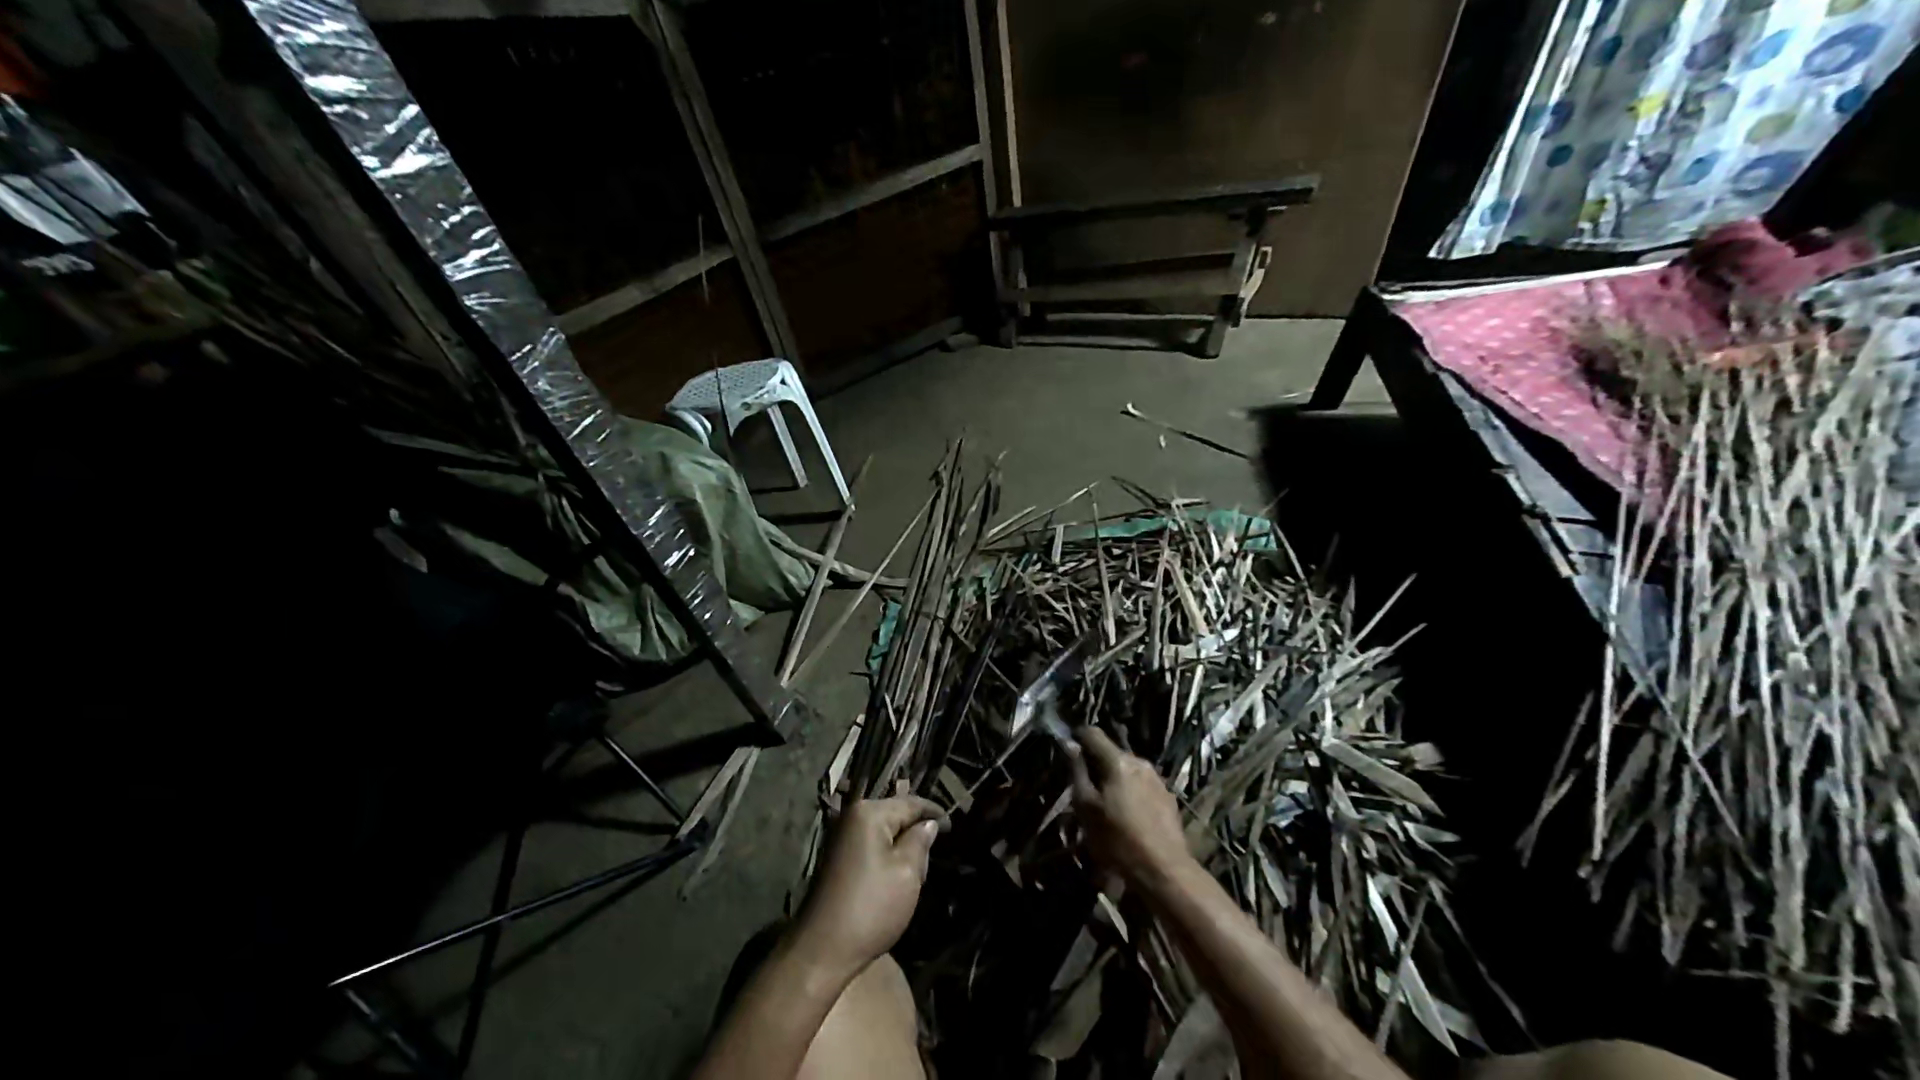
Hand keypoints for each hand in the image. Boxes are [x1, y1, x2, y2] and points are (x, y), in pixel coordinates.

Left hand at [794, 795, 946, 975]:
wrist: (823, 951)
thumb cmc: (871, 907)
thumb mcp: (906, 872)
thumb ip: (920, 841)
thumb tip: (929, 823)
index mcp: (868, 813)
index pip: (910, 802)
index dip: (934, 812)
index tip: (954, 826)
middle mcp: (852, 818)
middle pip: (896, 816)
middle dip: (916, 834)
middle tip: (932, 860)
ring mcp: (842, 839)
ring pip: (885, 834)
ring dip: (903, 850)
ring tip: (916, 876)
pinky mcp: (839, 860)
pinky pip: (872, 849)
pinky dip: (888, 860)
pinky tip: (896, 883)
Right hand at [1068, 727, 1193, 891]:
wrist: (1164, 870)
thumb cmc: (1117, 839)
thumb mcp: (1086, 807)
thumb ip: (1077, 771)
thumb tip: (1069, 743)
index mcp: (1118, 761)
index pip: (1093, 733)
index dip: (1078, 737)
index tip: (1068, 752)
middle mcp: (1140, 762)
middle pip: (1112, 752)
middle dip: (1096, 764)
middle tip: (1085, 787)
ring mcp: (1157, 779)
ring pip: (1128, 769)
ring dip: (1114, 779)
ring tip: (1107, 804)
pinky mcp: (1168, 797)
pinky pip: (1142, 785)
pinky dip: (1130, 791)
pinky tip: (1128, 815)